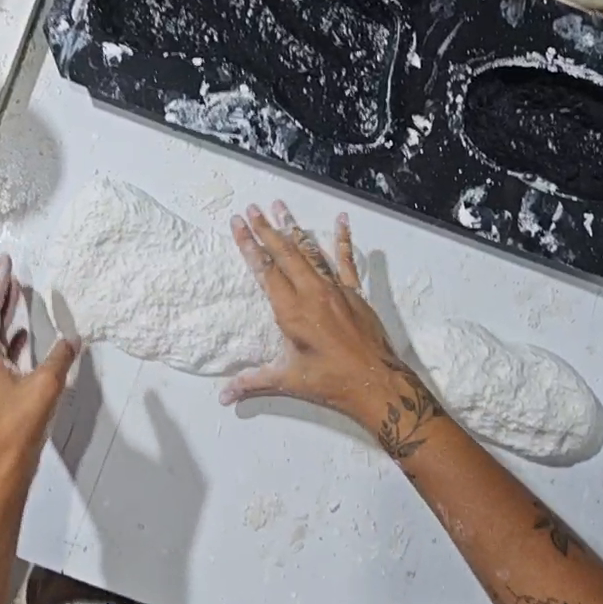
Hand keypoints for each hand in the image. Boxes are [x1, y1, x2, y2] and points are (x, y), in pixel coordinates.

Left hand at [0, 255, 79, 488]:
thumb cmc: (18, 427)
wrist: (3, 467)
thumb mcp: (45, 386)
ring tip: (18, 294)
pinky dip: (10, 340)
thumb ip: (59, 357)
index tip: (5, 263)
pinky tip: (24, 335)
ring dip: (4, 315)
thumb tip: (71, 338)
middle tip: (11, 272)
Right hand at [224, 203, 444, 457]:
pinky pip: (347, 261)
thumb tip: (224, 396)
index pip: (265, 271)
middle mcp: (312, 294)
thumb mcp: (289, 381)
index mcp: (292, 311)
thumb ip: (254, 382)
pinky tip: (342, 221)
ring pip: (311, 252)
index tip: (238, 224)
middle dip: (267, 230)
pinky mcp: (355, 294)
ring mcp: (336, 290)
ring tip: (281, 206)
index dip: (249, 246)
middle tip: (253, 208)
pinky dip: (344, 240)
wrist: (378, 384)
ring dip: (294, 228)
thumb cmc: (331, 383)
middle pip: (285, 254)